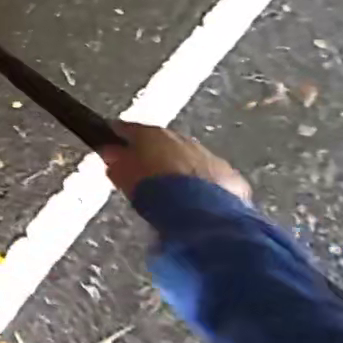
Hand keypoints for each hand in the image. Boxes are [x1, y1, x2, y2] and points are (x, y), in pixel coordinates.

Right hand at [99, 122, 251, 202]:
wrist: (200, 213)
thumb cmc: (154, 189)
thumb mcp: (120, 174)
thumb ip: (114, 160)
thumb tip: (111, 153)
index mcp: (150, 133)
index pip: (126, 128)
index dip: (116, 137)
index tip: (111, 146)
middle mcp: (181, 139)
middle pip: (161, 142)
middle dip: (153, 153)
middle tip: (142, 171)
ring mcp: (209, 156)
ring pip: (189, 158)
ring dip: (179, 168)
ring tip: (169, 189)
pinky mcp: (231, 177)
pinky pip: (211, 176)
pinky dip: (202, 183)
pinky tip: (194, 199)